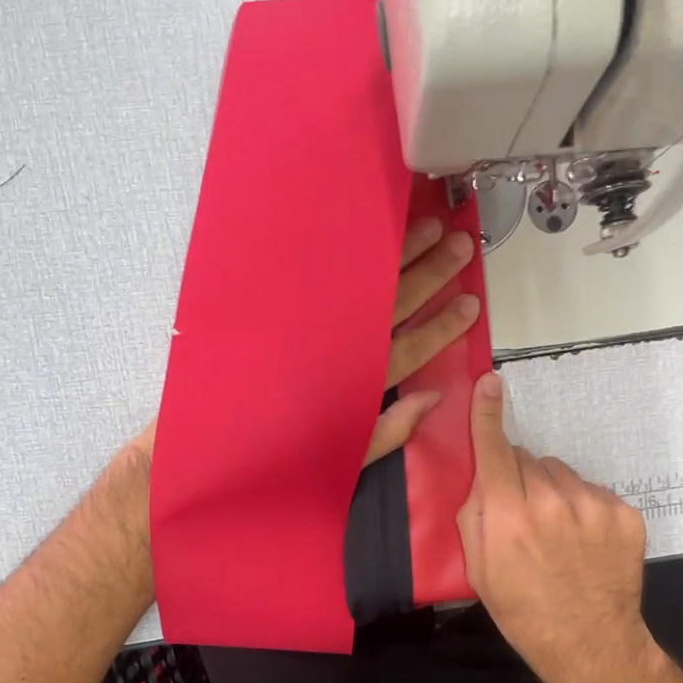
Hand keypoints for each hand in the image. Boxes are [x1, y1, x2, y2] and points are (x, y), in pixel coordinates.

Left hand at [123, 218, 478, 473]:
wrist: (210, 439)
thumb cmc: (280, 455)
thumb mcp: (345, 454)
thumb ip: (391, 427)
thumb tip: (432, 397)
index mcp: (359, 380)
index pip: (413, 346)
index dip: (444, 326)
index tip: (472, 304)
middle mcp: (341, 343)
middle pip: (395, 301)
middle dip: (432, 273)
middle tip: (462, 244)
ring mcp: (313, 319)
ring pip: (365, 279)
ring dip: (400, 251)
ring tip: (430, 227)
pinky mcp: (285, 305)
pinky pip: (322, 269)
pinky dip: (349, 248)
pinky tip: (369, 230)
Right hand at [455, 372, 665, 682]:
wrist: (590, 644)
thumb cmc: (523, 611)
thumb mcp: (479, 570)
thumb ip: (474, 515)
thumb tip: (482, 474)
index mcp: (508, 517)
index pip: (494, 450)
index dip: (487, 415)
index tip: (490, 382)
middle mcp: (551, 502)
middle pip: (527, 461)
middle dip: (519, 480)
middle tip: (524, 520)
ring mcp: (593, 505)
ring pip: (561, 473)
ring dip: (553, 492)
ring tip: (559, 534)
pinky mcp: (624, 512)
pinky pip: (592, 491)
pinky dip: (584, 508)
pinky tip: (585, 542)